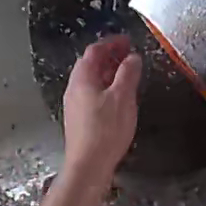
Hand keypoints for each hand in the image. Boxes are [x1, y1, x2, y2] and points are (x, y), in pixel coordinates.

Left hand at [62, 36, 142, 179]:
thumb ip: (128, 74)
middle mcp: (74, 89)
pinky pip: (92, 95)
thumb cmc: (105, 131)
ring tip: (126, 73)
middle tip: (127, 54)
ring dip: (107, 72)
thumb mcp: (123, 97)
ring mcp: (74, 105)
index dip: (110, 43)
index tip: (126, 40)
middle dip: (109, 56)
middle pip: (89, 65)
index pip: (94, 51)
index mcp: (82, 79)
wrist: (88, 165)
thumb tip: (132, 58)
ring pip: (91, 81)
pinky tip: (118, 96)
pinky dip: (105, 87)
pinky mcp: (79, 119)